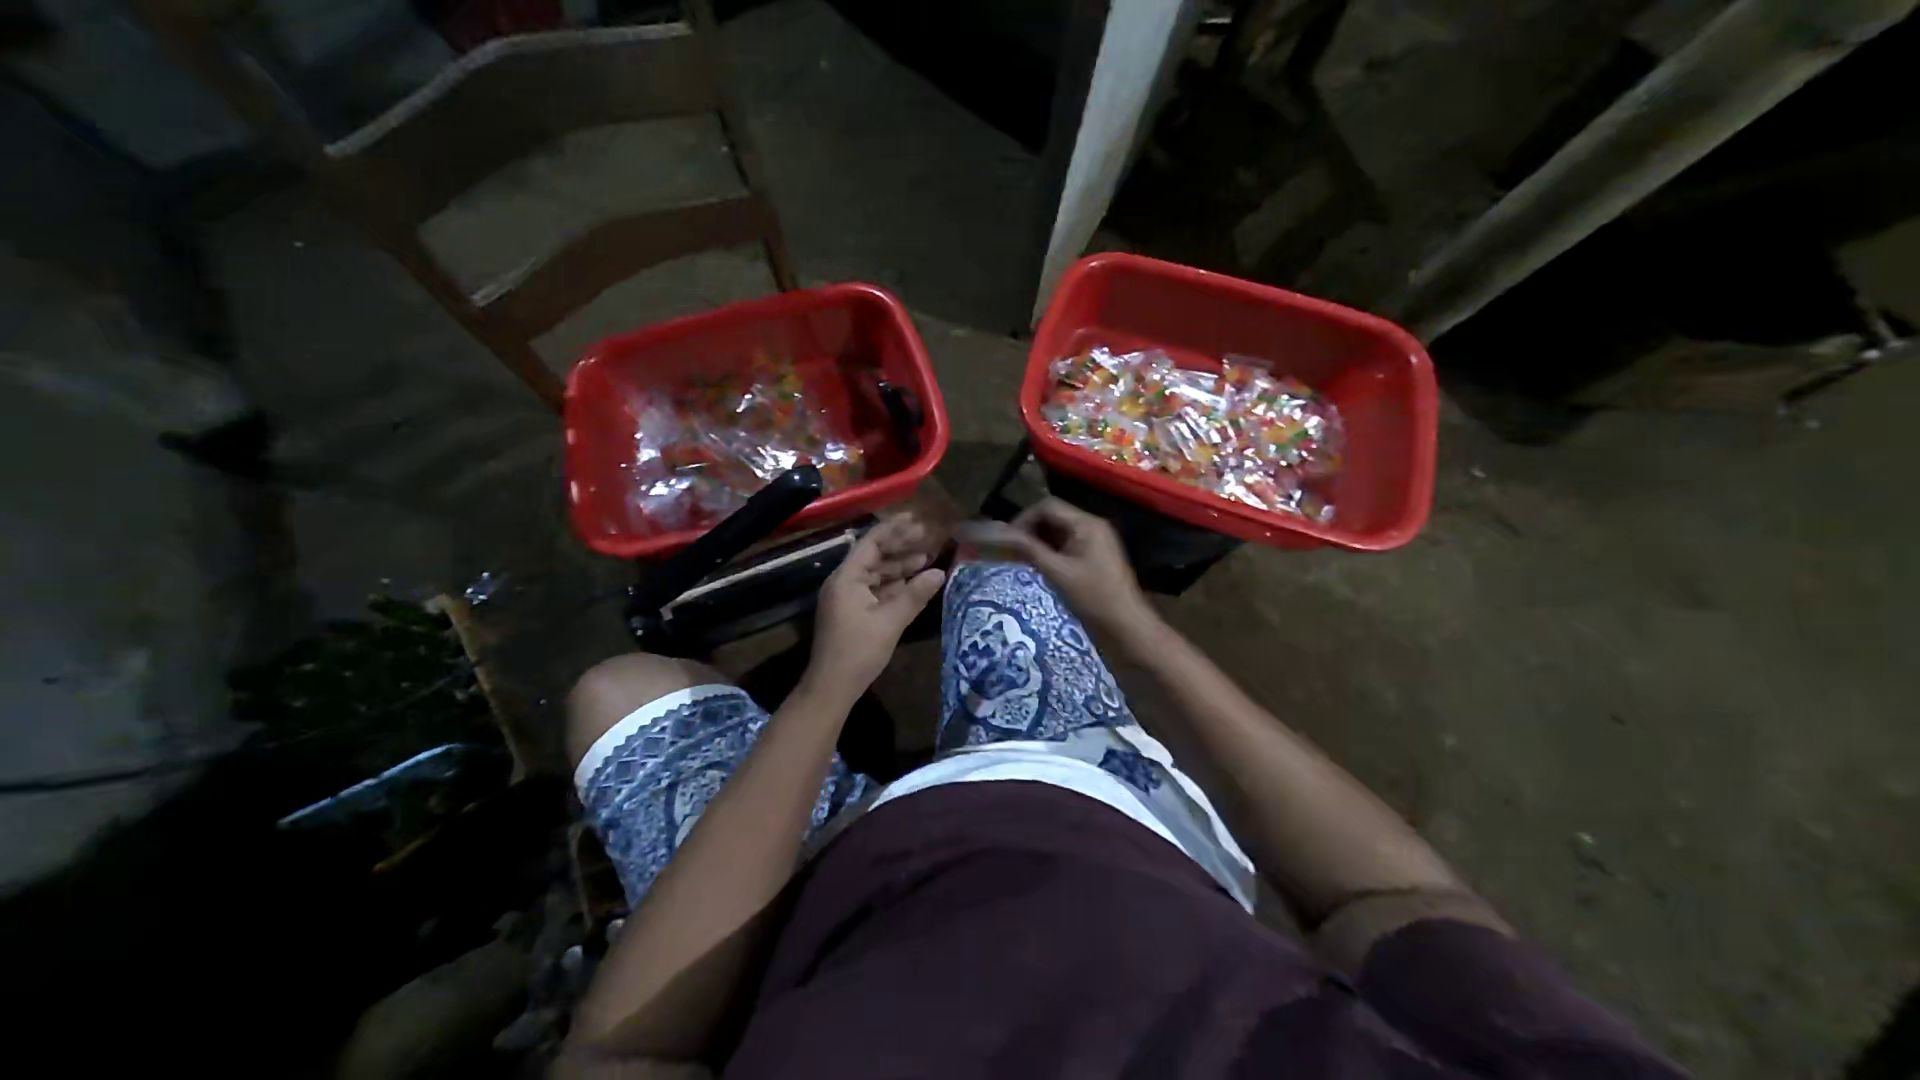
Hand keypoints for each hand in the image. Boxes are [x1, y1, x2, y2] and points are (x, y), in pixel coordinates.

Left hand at [808, 515, 945, 693]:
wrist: (832, 686)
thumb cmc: (859, 651)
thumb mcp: (890, 621)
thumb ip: (915, 594)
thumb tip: (940, 573)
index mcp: (847, 577)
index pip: (871, 542)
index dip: (895, 529)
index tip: (917, 519)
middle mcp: (844, 582)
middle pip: (874, 555)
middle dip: (901, 546)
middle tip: (928, 538)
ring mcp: (847, 597)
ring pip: (876, 573)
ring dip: (899, 566)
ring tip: (927, 558)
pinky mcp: (852, 612)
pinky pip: (875, 589)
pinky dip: (894, 584)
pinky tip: (914, 583)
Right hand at [967, 498, 1156, 637]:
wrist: (1127, 626)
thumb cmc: (1094, 598)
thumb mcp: (1058, 573)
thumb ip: (1029, 550)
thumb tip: (1000, 534)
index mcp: (1087, 524)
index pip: (1047, 506)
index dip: (1023, 519)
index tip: (1006, 540)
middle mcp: (1092, 526)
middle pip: (1053, 516)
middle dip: (1030, 530)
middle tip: (1010, 551)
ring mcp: (1096, 541)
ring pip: (1059, 531)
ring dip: (1039, 542)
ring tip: (1020, 560)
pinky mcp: (1095, 556)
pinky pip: (1067, 545)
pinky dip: (1050, 551)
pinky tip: (1038, 567)